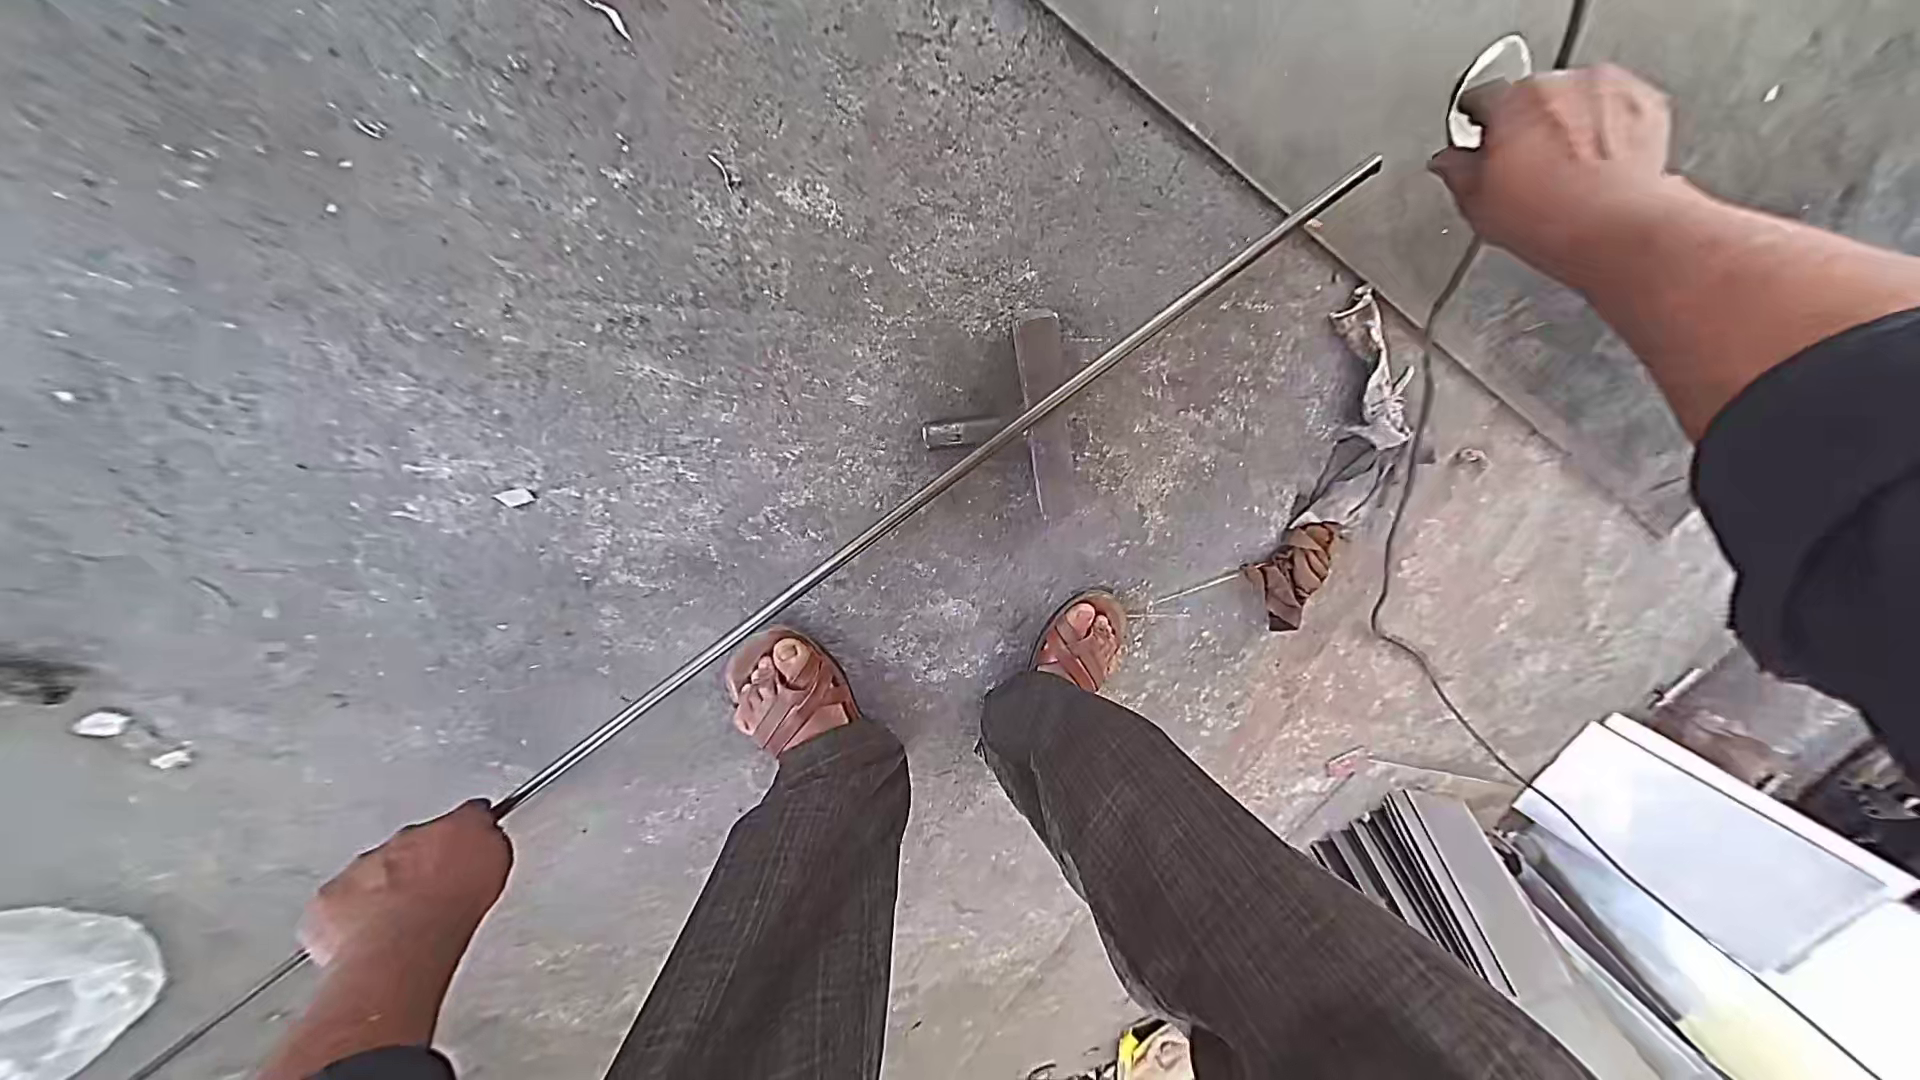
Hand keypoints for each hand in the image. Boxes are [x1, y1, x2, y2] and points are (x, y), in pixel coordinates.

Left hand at [299, 799, 512, 966]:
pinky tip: (363, 930)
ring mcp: (367, 866)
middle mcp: (407, 837)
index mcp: (454, 824)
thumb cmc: (454, 904)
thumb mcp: (498, 863)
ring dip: (384, 885)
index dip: (468, 826)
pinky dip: (346, 914)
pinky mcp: (331, 898)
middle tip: (432, 886)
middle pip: (413, 841)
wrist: (406, 939)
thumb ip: (488, 843)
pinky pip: (335, 902)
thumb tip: (486, 839)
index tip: (468, 837)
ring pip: (373, 868)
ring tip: (400, 916)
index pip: (466, 813)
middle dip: (419, 860)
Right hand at [1428, 65, 1688, 282]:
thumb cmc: (1542, 215)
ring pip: (1570, 102)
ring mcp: (1608, 92)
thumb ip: (1456, 170)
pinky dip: (1595, 132)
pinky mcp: (1644, 106)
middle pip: (1529, 98)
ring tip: (1548, 170)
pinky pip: (1609, 112)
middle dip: (1517, 126)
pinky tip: (1582, 167)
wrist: (1609, 225)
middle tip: (1508, 164)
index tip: (1467, 140)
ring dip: (1558, 127)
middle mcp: (1563, 85)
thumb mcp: (1473, 200)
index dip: (1469, 124)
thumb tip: (1448, 161)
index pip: (1480, 98)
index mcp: (1513, 102)